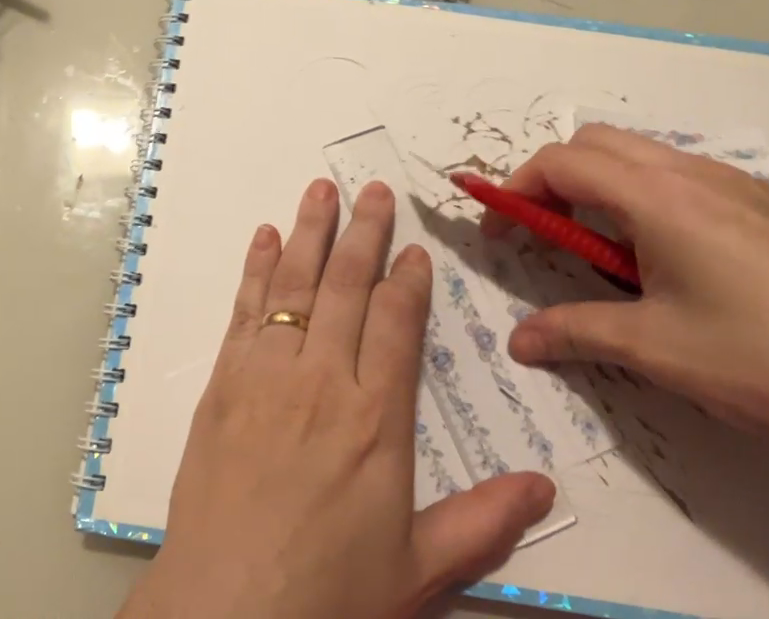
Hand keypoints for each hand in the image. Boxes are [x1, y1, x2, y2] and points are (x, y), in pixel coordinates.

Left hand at [119, 179, 554, 618]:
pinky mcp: (223, 384)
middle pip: (346, 288)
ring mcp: (266, 376)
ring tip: (318, 190)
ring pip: (294, 287)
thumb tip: (545, 487)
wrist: (226, 609)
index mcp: (376, 419)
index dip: (407, 281)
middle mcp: (322, 381)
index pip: (397, 325)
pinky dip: (257, 270)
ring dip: (309, 233)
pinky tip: (265, 239)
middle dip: (362, 233)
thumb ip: (483, 523)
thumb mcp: (419, 568)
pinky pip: (245, 313)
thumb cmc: (328, 592)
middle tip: (371, 190)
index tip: (413, 248)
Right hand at [491, 125, 768, 602]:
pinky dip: (650, 201)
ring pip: (646, 157)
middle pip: (598, 143)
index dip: (515, 191)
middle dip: (555, 178)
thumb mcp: (654, 348)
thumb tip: (520, 342)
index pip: (561, 162)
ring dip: (604, 188)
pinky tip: (675, 266)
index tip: (499, 234)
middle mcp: (695, 174)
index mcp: (656, 195)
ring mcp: (742, 187)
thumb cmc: (762, 356)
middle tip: (545, 236)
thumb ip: (575, 332)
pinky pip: (688, 181)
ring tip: (608, 257)